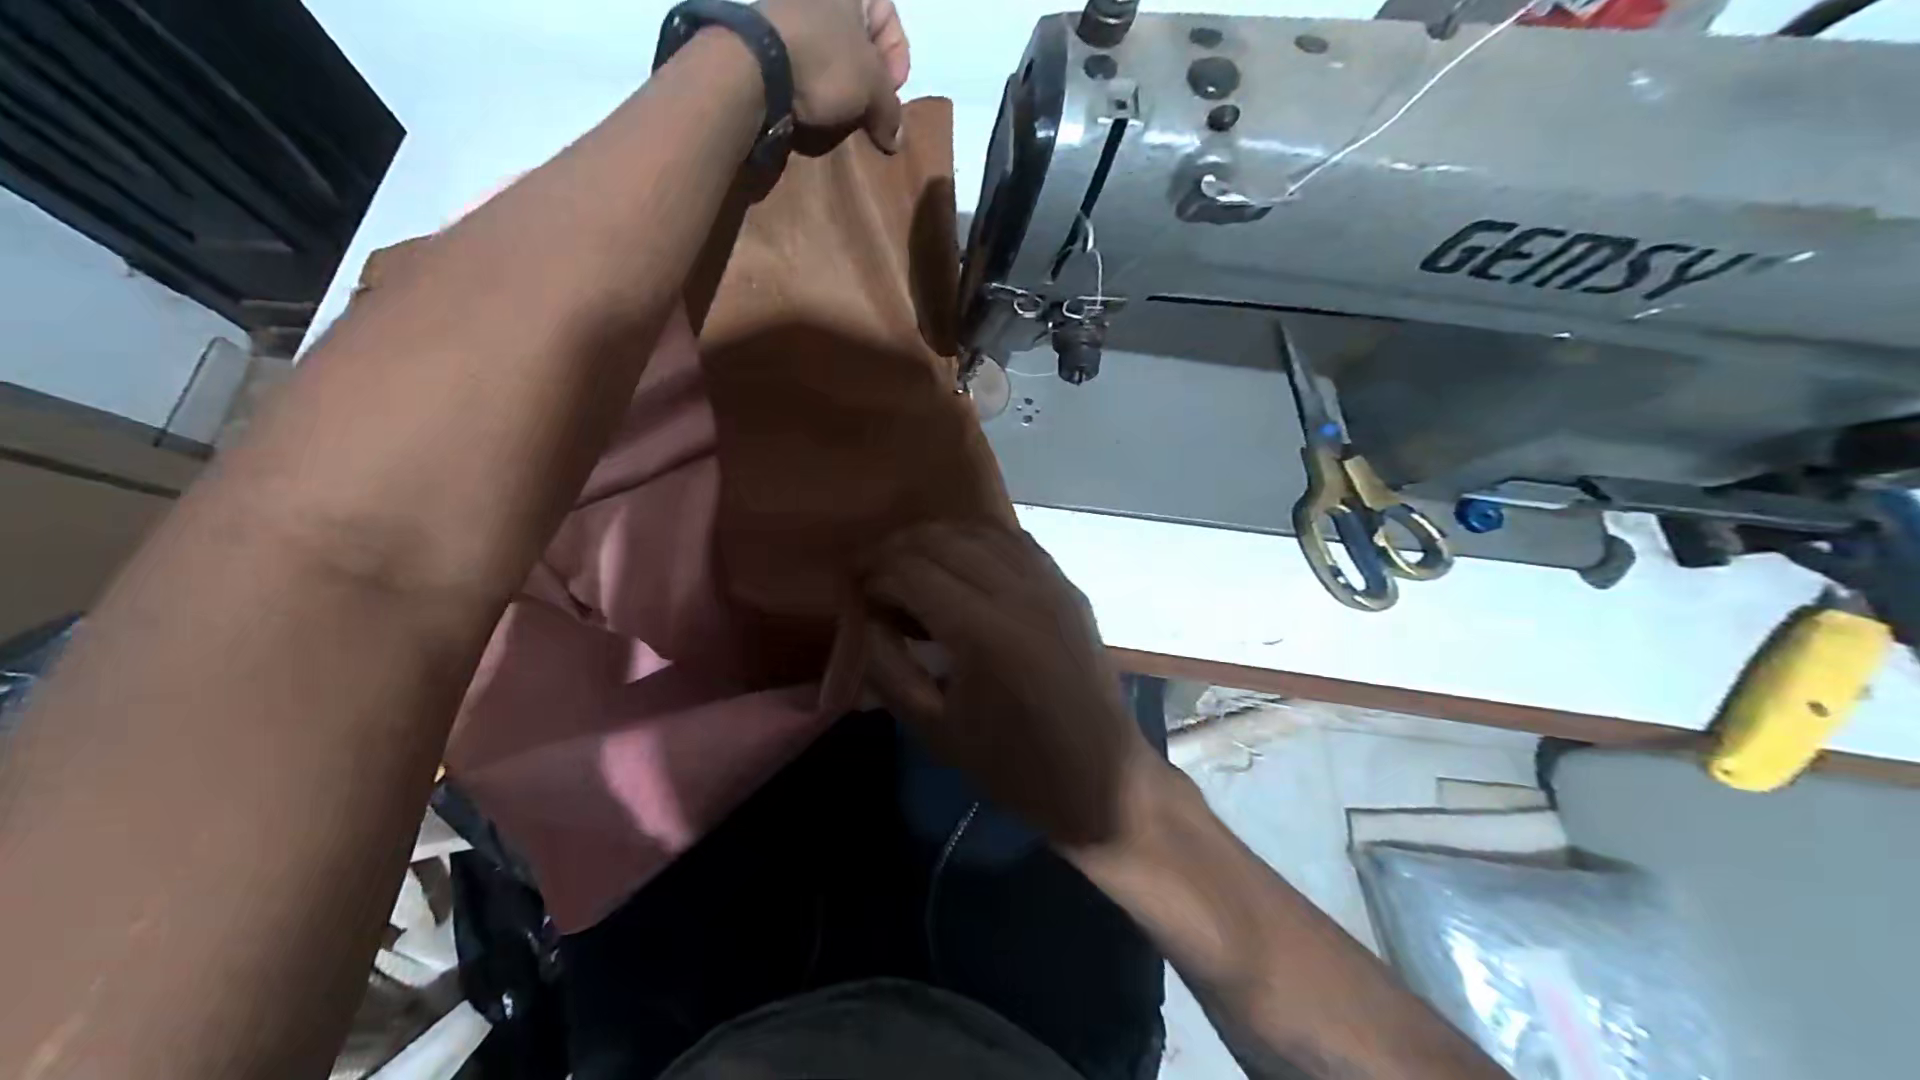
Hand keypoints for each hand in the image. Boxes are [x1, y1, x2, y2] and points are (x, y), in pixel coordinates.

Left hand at [758, 0, 910, 151]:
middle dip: (869, 79)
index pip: (890, 19)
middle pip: (860, 39)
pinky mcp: (771, 36)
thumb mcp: (872, 88)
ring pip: (833, 53)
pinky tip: (819, 109)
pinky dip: (817, 86)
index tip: (891, 92)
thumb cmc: (827, 62)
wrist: (757, 68)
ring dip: (844, 87)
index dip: (898, 60)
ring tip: (845, 116)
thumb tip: (895, 140)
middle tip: (871, 110)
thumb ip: (891, 110)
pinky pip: (806, 62)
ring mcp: (791, 9)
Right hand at [860, 523, 1163, 848]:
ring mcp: (1049, 582)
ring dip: (934, 538)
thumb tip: (865, 617)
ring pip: (978, 530)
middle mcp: (1018, 592)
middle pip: (941, 539)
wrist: (1100, 777)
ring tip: (909, 565)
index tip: (854, 591)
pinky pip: (1013, 540)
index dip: (874, 574)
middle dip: (896, 548)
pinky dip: (976, 539)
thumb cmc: (1013, 766)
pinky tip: (960, 561)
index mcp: (983, 632)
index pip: (911, 571)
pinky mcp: (1067, 585)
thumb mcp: (933, 728)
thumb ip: (888, 667)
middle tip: (873, 575)